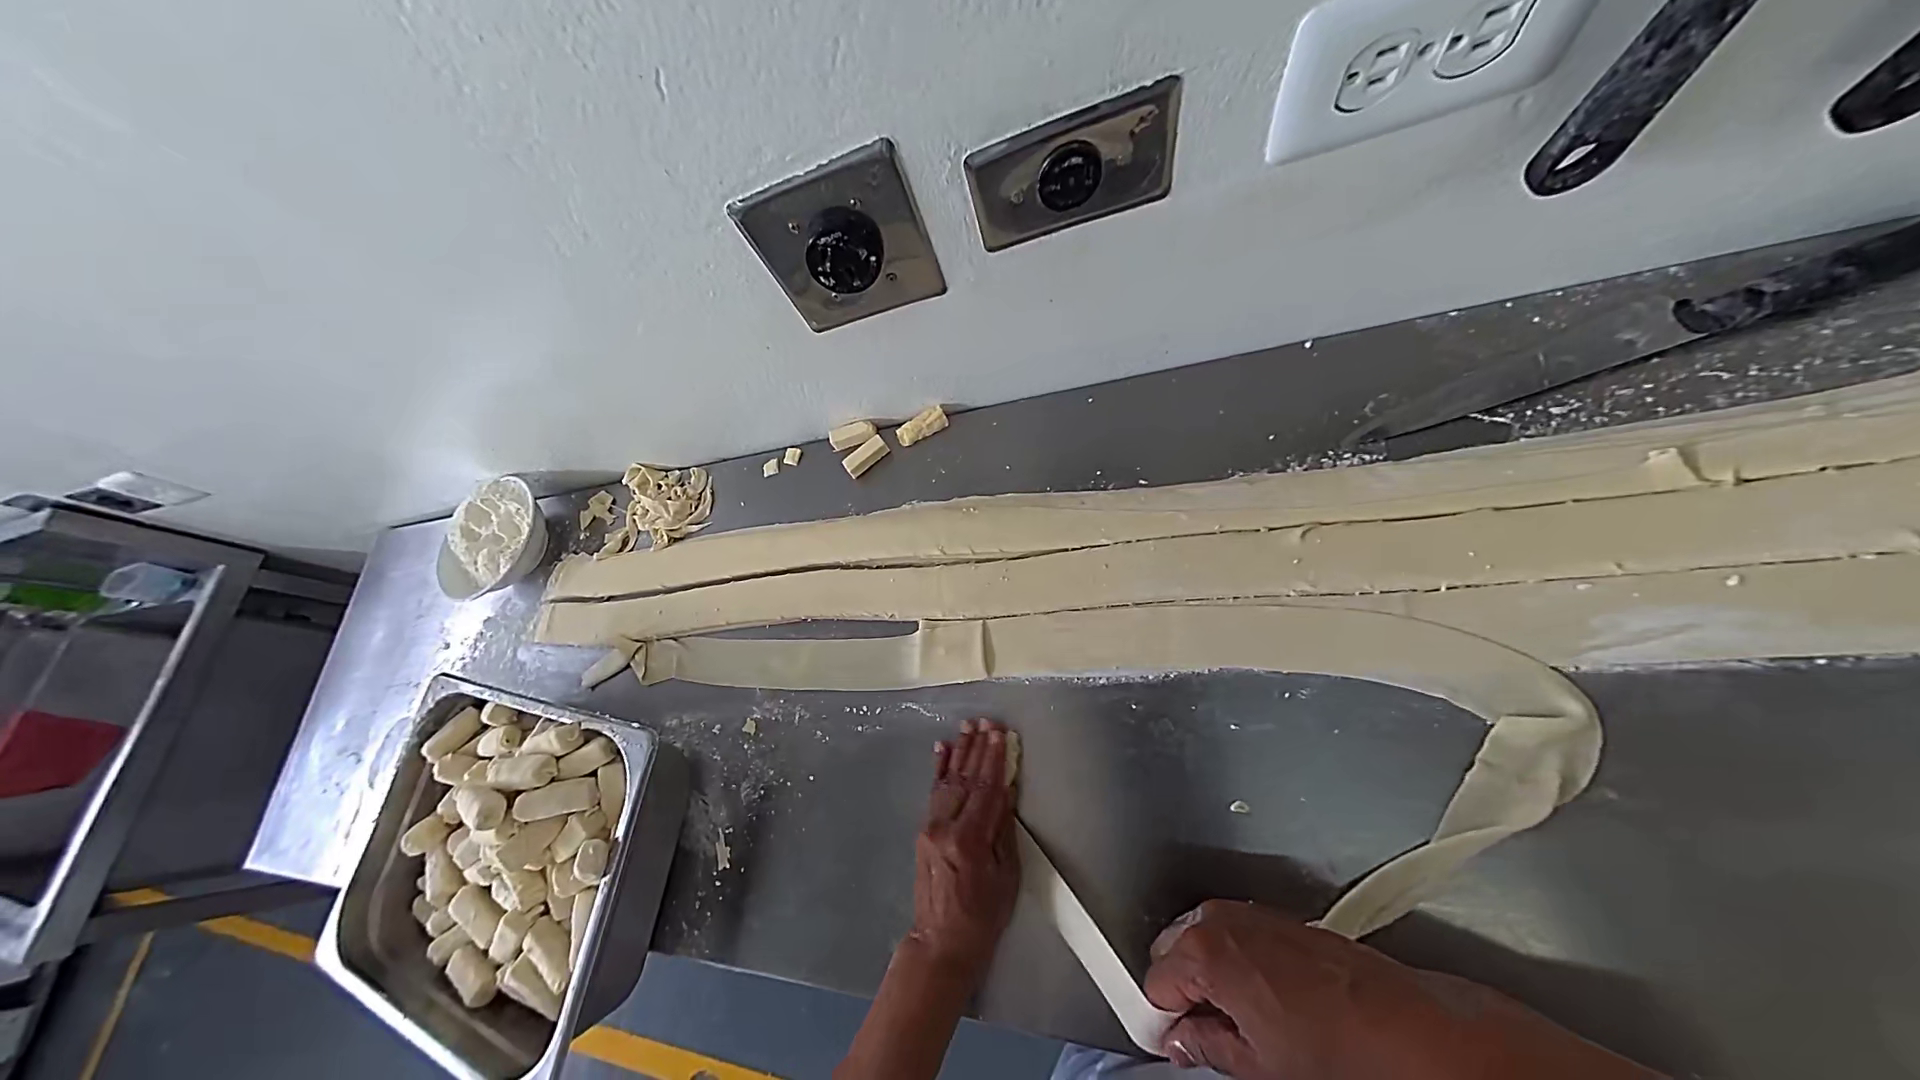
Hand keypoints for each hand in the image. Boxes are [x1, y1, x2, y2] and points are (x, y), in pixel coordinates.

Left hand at [907, 718, 1018, 973]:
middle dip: (978, 748)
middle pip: (966, 779)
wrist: (941, 941)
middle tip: (987, 722)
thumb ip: (1004, 829)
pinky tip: (942, 750)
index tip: (1001, 735)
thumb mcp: (1006, 875)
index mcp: (969, 840)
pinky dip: (938, 769)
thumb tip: (1007, 791)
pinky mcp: (922, 831)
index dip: (995, 760)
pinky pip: (932, 793)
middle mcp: (945, 828)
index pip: (986, 789)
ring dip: (959, 751)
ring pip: (947, 781)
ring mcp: (930, 828)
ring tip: (968, 726)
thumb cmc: (983, 915)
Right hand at [1145, 900, 1662, 1079]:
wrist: (1409, 1029)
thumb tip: (1185, 1041)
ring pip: (1202, 939)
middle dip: (1183, 987)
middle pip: (1173, 950)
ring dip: (1210, 972)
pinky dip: (1238, 959)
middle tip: (1209, 1030)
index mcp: (1203, 951)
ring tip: (1246, 1017)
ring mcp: (1250, 912)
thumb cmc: (1340, 1048)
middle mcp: (1220, 919)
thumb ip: (1205, 1047)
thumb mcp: (1258, 1068)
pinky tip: (1269, 998)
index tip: (1175, 1037)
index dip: (1162, 1016)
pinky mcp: (1277, 915)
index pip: (1153, 981)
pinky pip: (1235, 933)